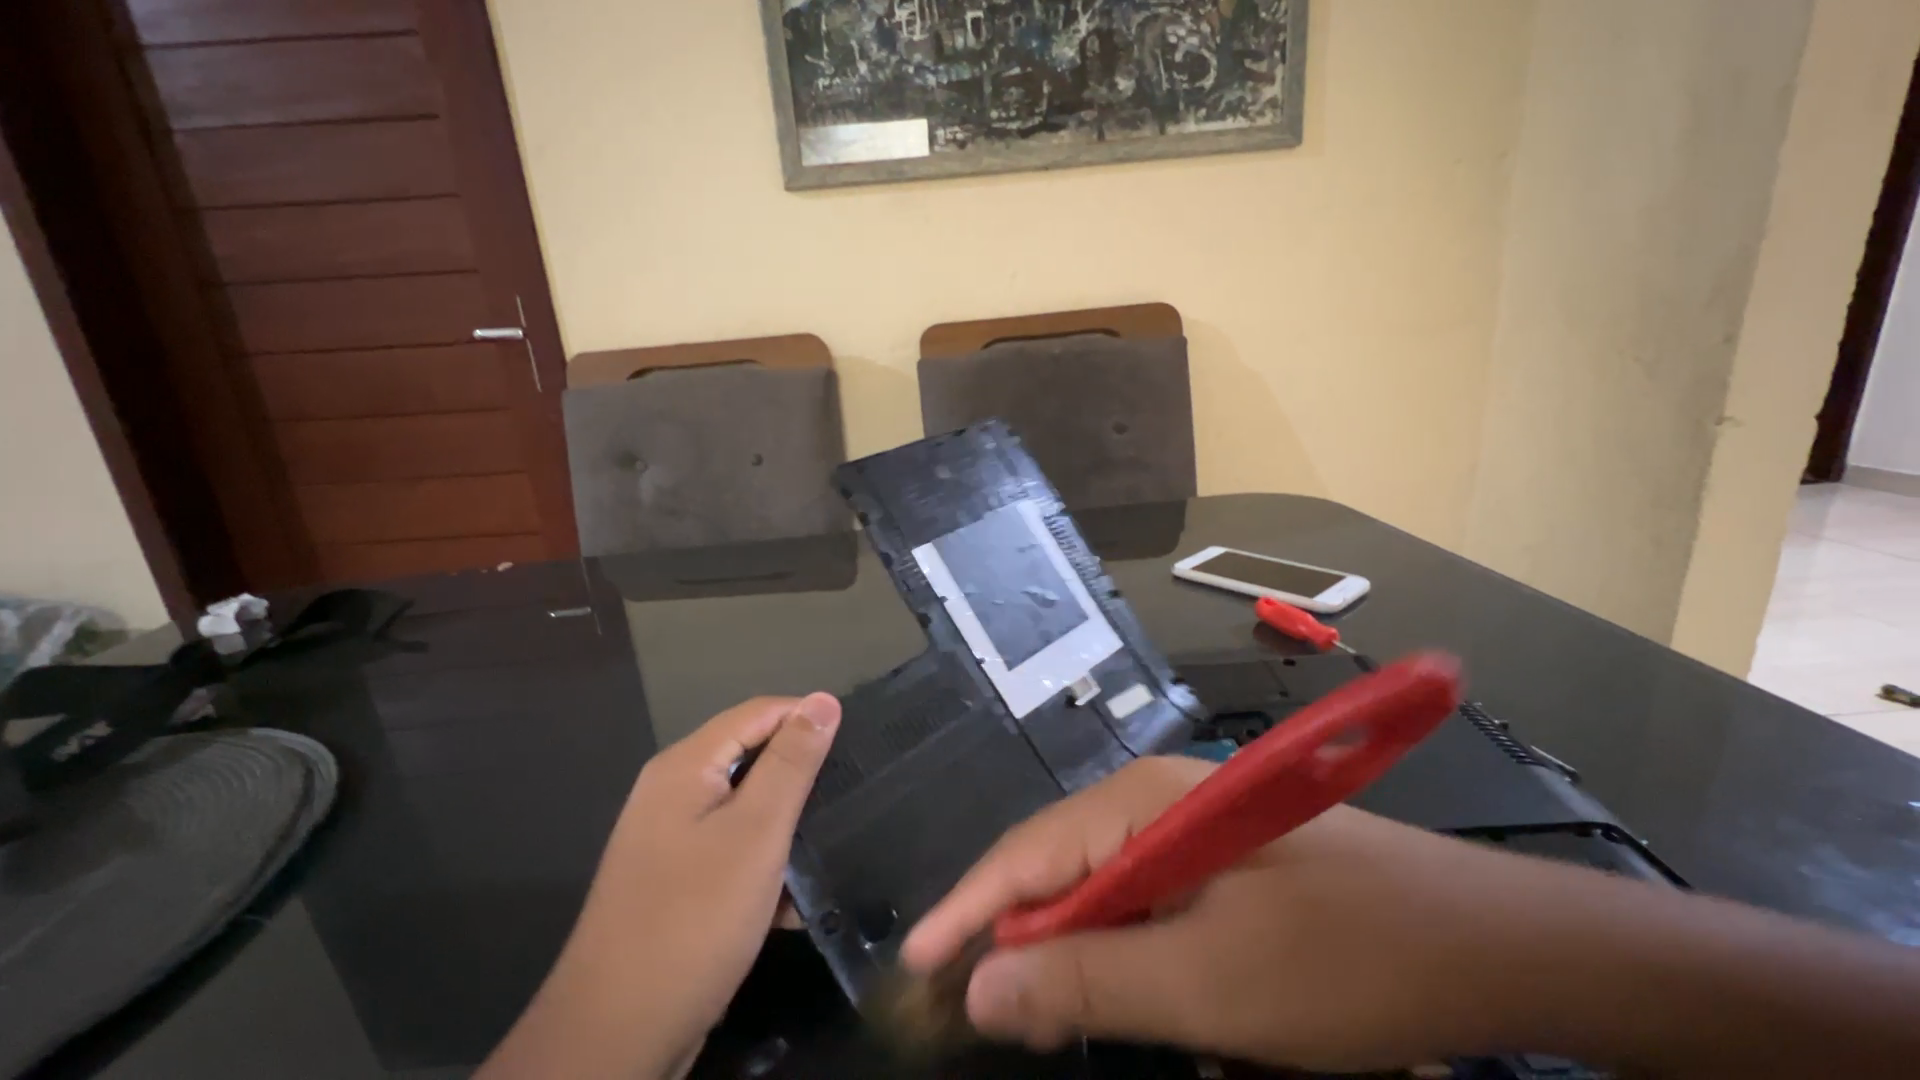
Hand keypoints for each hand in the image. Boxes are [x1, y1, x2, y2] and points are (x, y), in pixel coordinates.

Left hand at [480, 694, 840, 1079]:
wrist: (620, 1028)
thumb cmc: (696, 916)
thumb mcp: (757, 832)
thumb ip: (792, 763)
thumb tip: (822, 699)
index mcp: (684, 767)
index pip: (757, 712)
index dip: (808, 718)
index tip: (861, 743)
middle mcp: (671, 794)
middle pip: (749, 759)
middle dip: (802, 775)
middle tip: (856, 793)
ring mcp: (669, 842)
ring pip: (745, 812)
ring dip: (789, 827)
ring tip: (838, 842)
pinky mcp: (677, 885)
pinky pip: (732, 855)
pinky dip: (766, 867)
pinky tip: (800, 899)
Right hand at [899, 755, 1539, 1072]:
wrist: (1492, 947)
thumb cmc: (1345, 960)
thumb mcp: (1207, 986)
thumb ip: (1085, 982)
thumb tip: (980, 987)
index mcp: (1147, 804)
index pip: (1027, 853)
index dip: (967, 911)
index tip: (915, 966)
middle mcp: (1162, 802)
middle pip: (1060, 870)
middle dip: (1020, 943)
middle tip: (983, 1015)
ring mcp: (1198, 829)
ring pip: (1105, 893)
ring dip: (1076, 956)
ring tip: (1047, 1017)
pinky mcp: (1229, 863)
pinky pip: (1151, 904)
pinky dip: (1128, 953)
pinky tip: (1131, 997)